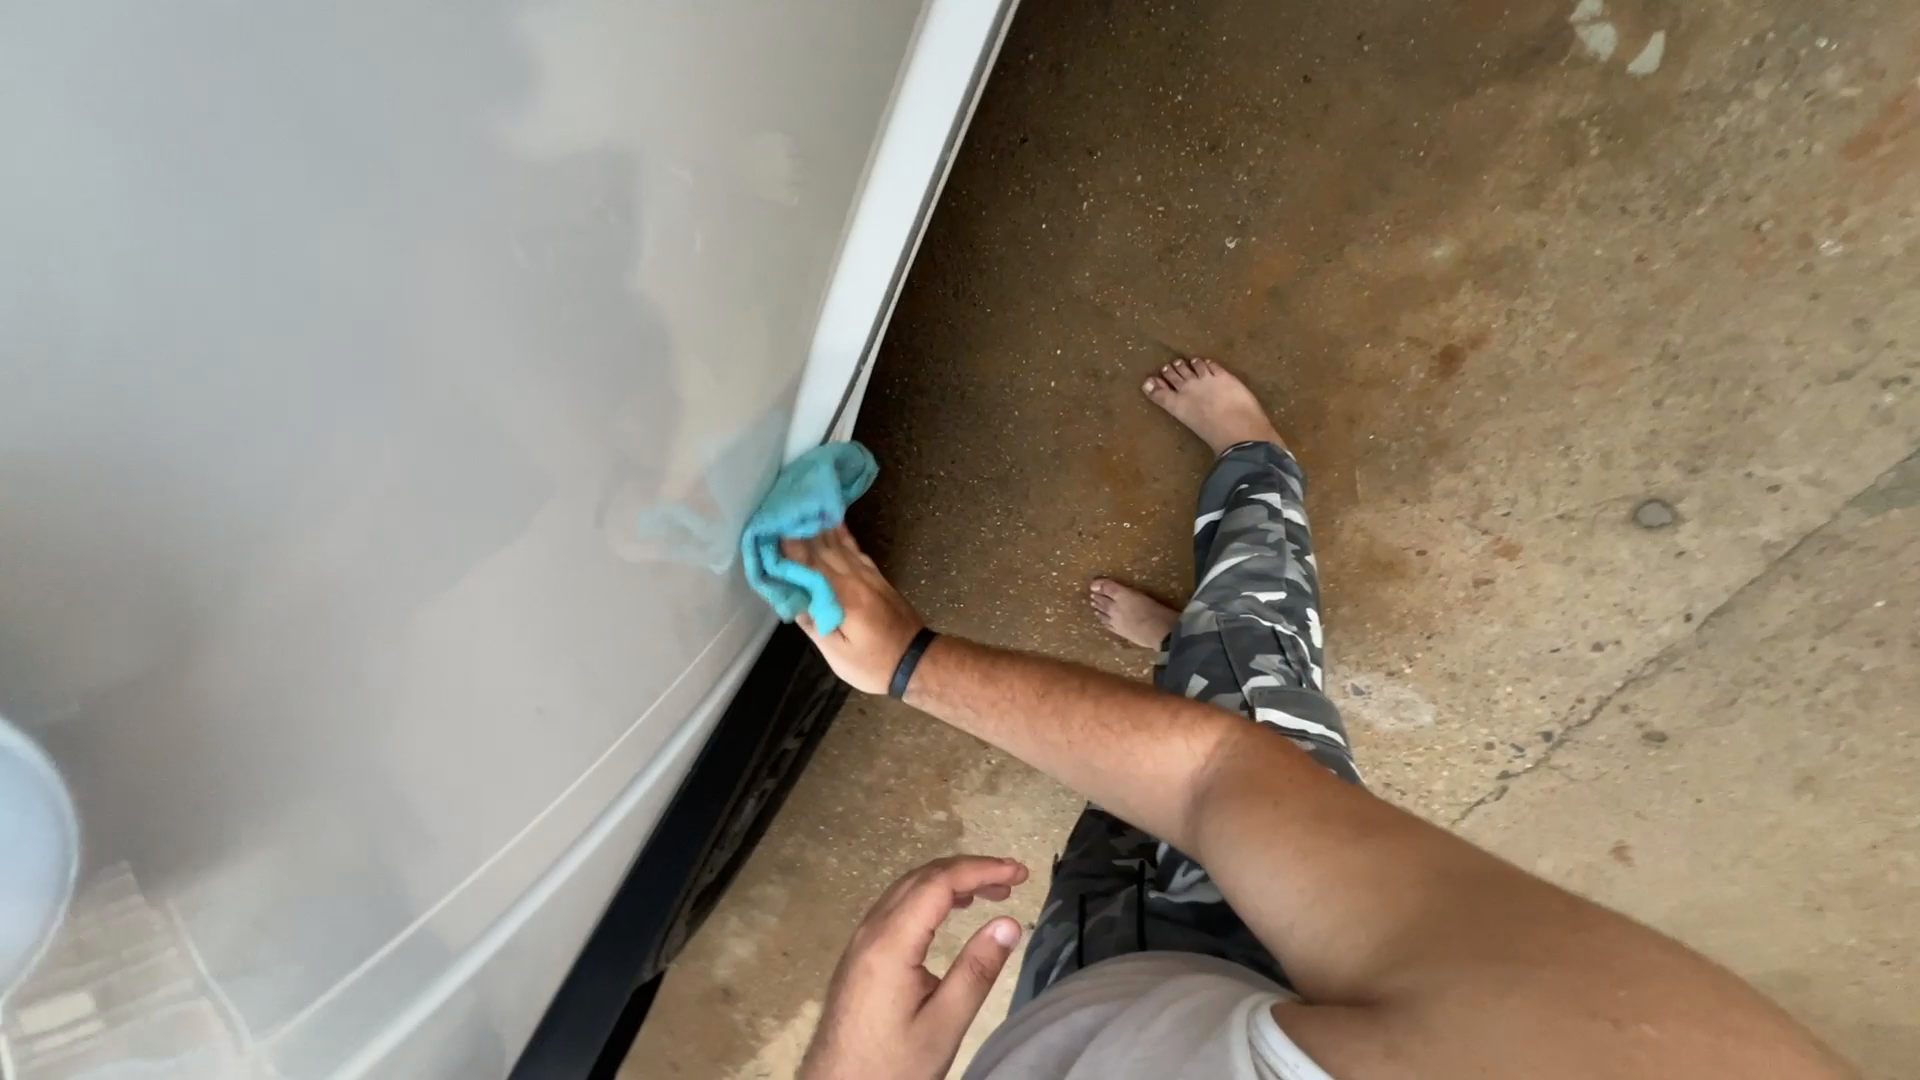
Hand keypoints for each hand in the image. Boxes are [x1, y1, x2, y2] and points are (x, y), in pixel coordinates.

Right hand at [781, 526, 926, 693]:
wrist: (917, 661)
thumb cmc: (874, 664)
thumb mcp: (838, 653)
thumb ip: (815, 623)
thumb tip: (792, 597)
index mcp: (844, 597)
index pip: (810, 566)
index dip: (791, 548)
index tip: (772, 529)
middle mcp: (856, 579)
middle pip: (823, 550)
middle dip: (801, 531)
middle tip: (781, 511)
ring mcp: (869, 576)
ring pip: (840, 546)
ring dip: (820, 528)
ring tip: (802, 509)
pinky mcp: (878, 579)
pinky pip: (857, 551)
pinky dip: (844, 536)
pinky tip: (835, 524)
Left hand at [799, 856, 1029, 1079]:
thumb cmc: (892, 1067)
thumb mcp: (943, 1027)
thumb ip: (976, 971)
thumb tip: (1010, 923)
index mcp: (890, 941)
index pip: (940, 882)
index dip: (982, 869)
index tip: (1020, 873)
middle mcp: (872, 928)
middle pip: (924, 876)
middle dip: (971, 869)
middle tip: (1012, 879)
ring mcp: (862, 939)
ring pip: (909, 887)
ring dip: (951, 880)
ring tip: (991, 891)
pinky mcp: (861, 952)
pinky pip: (898, 904)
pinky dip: (931, 895)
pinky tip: (951, 909)